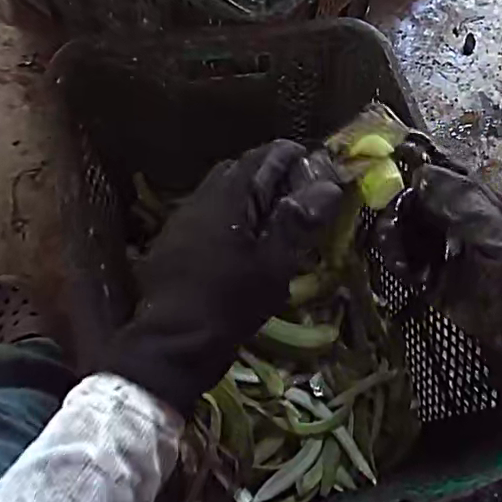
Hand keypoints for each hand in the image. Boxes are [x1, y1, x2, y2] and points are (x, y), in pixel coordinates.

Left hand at [110, 140, 343, 413]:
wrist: (173, 345)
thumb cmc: (230, 302)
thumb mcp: (274, 264)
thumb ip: (299, 221)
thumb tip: (328, 185)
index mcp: (229, 197)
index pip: (263, 157)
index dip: (292, 156)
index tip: (316, 165)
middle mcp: (201, 198)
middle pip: (240, 169)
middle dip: (271, 172)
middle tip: (300, 191)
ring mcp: (183, 219)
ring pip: (222, 191)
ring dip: (250, 194)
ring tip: (277, 214)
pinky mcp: (174, 241)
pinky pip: (208, 212)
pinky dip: (232, 213)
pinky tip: (244, 238)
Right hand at [374, 164, 501, 403]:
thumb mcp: (497, 239)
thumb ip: (462, 204)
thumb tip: (420, 173)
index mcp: (476, 200)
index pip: (435, 173)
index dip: (410, 174)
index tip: (389, 185)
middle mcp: (454, 217)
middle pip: (412, 200)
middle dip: (398, 210)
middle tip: (391, 227)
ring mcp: (441, 247)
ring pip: (403, 228)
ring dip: (394, 237)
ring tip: (398, 255)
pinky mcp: (429, 275)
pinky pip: (403, 259)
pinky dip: (396, 260)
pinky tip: (403, 270)